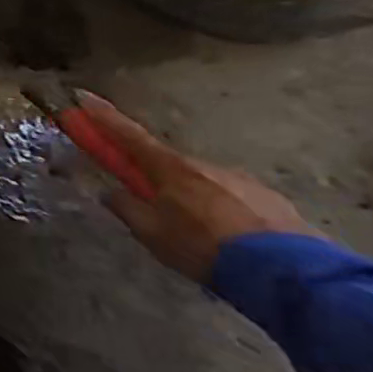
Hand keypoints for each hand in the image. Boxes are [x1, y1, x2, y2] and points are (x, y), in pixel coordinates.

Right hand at [77, 89, 318, 281]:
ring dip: (192, 198)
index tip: (82, 97)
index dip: (102, 116)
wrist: (290, 274)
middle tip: (152, 204)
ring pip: (202, 182)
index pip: (126, 134)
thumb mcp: (152, 234)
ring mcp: (240, 180)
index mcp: (169, 168)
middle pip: (166, 162)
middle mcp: (203, 165)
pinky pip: (233, 199)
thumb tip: (112, 192)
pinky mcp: (271, 200)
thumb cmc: (205, 249)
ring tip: (200, 237)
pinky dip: (224, 212)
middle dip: (154, 176)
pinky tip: (231, 240)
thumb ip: (127, 208)